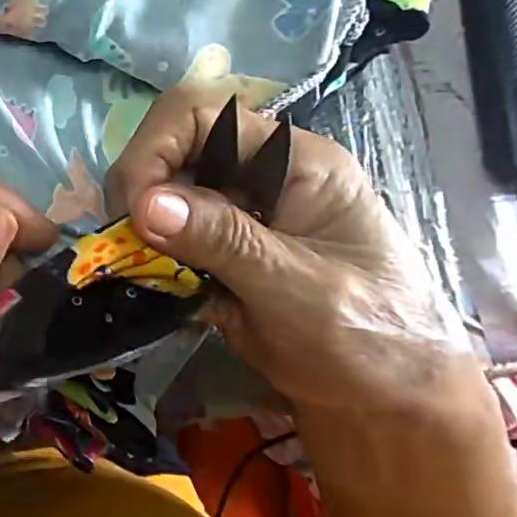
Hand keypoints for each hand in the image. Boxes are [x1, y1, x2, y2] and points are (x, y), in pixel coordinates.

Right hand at [105, 84, 484, 420]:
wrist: (387, 399)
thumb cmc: (371, 339)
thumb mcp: (300, 290)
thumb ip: (226, 242)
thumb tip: (144, 206)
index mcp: (292, 161)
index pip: (200, 117)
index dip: (153, 151)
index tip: (134, 211)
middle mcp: (256, 172)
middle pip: (168, 149)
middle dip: (138, 191)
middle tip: (129, 248)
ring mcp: (234, 209)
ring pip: (157, 192)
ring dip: (136, 227)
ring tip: (140, 270)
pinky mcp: (214, 244)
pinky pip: (161, 231)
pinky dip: (144, 254)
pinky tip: (152, 283)